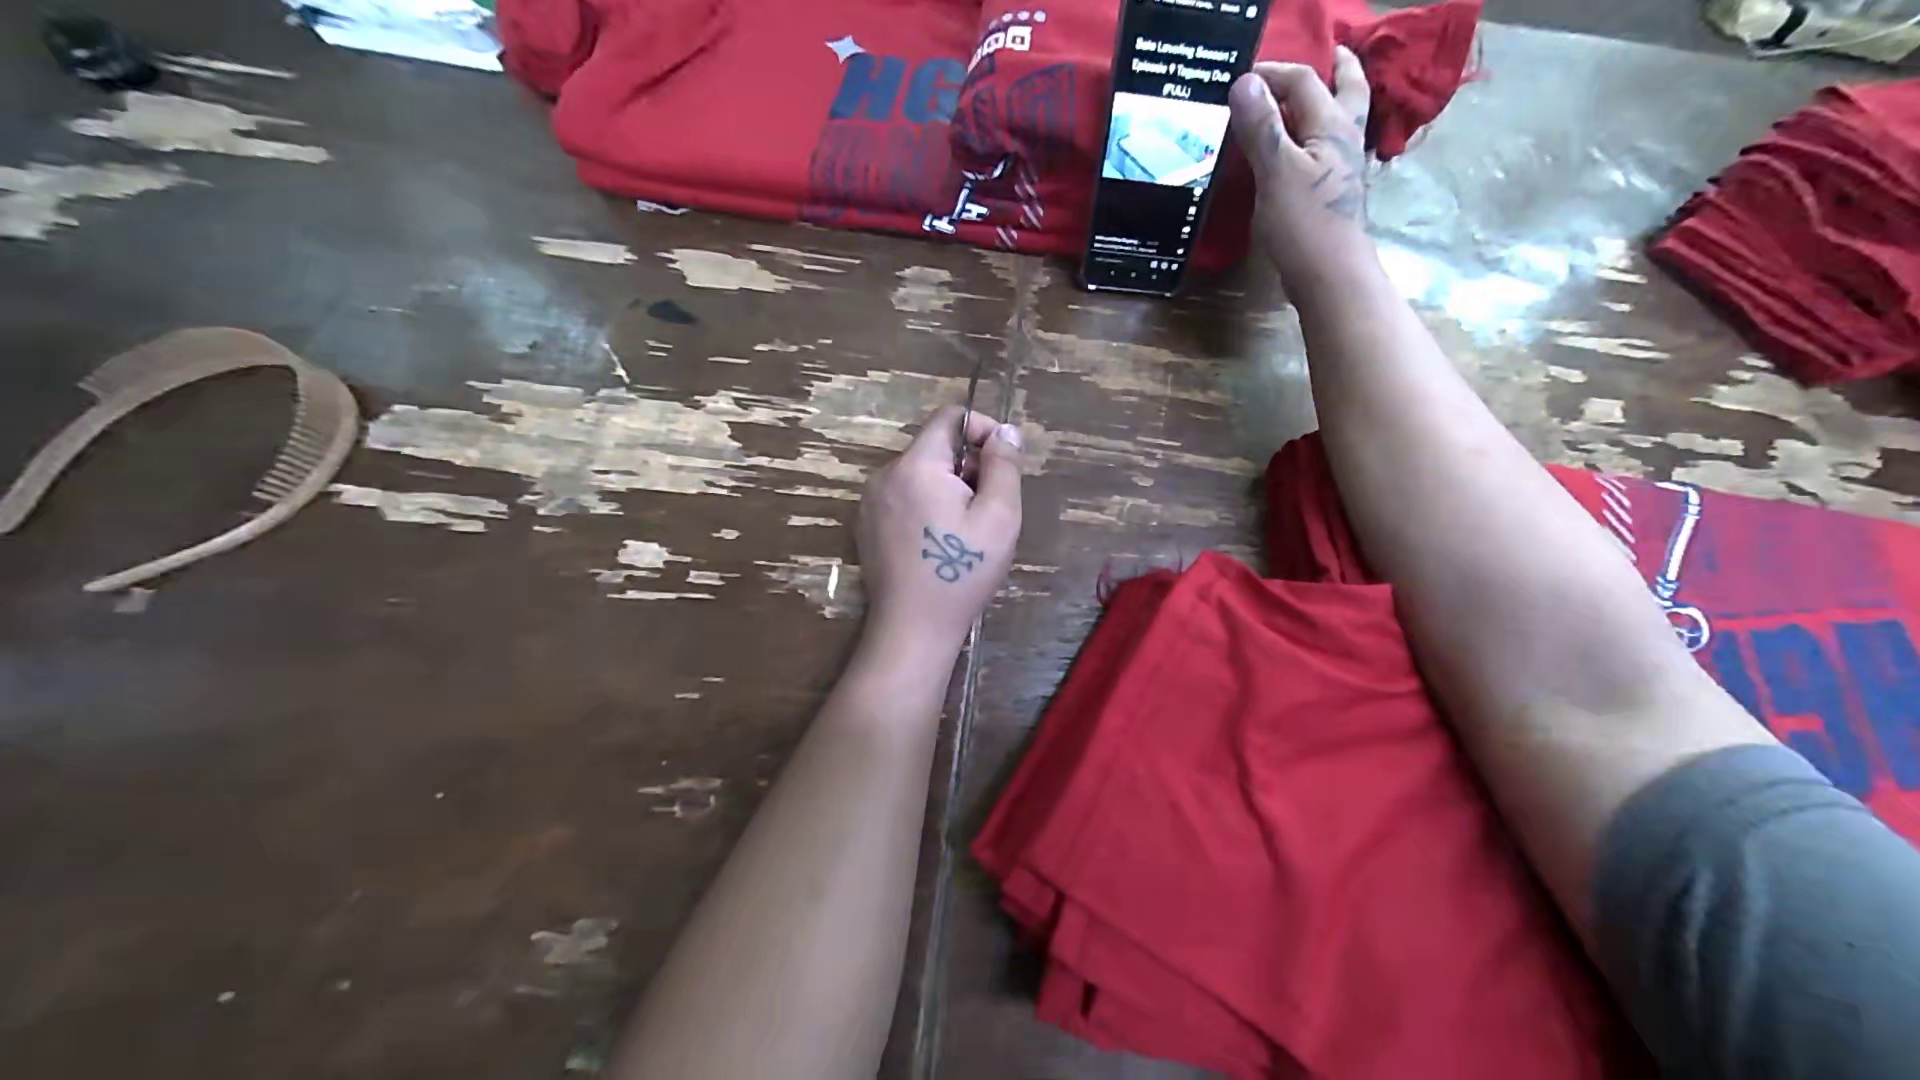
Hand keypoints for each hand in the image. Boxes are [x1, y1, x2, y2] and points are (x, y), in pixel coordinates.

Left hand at [858, 406, 1022, 650]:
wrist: (913, 628)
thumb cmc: (961, 572)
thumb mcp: (998, 517)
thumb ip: (1004, 466)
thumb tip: (1006, 430)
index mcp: (916, 465)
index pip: (950, 417)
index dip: (984, 429)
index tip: (1004, 464)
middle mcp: (886, 475)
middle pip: (936, 449)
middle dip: (969, 468)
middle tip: (988, 510)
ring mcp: (871, 502)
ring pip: (921, 475)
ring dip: (950, 489)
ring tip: (965, 532)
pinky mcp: (867, 525)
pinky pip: (904, 498)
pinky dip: (927, 507)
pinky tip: (939, 543)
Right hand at [1227, 49, 1374, 298]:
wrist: (1329, 274)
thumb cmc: (1304, 223)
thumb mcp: (1277, 171)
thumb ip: (1261, 127)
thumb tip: (1244, 82)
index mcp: (1332, 125)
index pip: (1303, 80)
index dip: (1272, 72)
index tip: (1240, 78)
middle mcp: (1344, 138)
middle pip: (1346, 89)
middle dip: (1334, 68)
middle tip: (1322, 56)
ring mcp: (1342, 167)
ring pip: (1340, 119)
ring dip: (1328, 100)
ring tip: (1308, 97)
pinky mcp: (1332, 193)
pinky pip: (1326, 149)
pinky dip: (1315, 136)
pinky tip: (1299, 148)